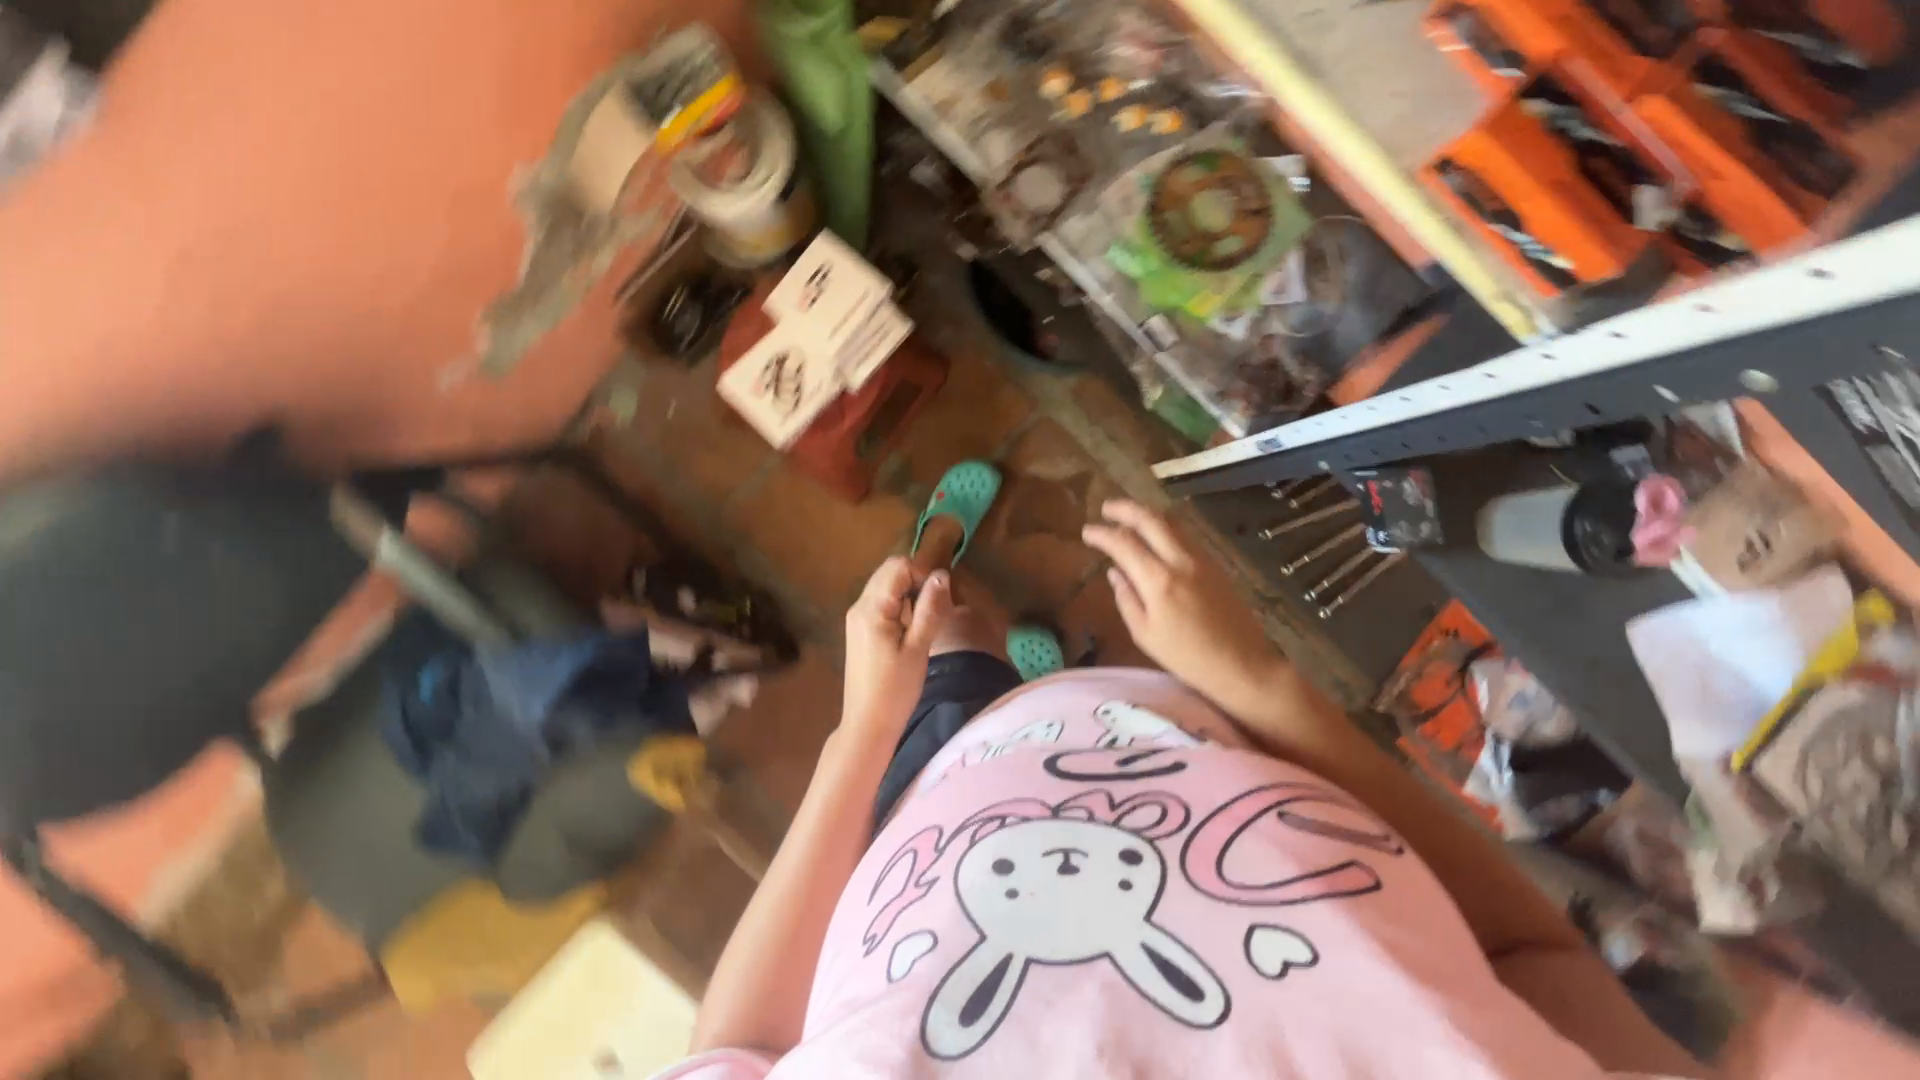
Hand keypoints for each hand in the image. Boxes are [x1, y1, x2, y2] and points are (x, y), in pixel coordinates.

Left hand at [841, 556, 951, 738]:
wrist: (868, 723)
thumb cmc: (895, 689)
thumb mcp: (918, 648)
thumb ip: (929, 608)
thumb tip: (942, 575)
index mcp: (871, 608)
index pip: (898, 566)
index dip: (922, 575)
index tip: (936, 602)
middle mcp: (859, 606)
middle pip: (890, 572)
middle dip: (916, 583)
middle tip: (932, 613)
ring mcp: (857, 618)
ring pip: (886, 587)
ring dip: (908, 596)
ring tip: (922, 626)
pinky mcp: (860, 630)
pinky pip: (881, 604)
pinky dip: (899, 609)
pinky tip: (909, 634)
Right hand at [1083, 500, 1285, 709]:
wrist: (1241, 663)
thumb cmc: (1186, 657)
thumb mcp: (1144, 634)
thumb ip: (1126, 599)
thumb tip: (1115, 572)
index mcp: (1158, 580)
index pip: (1123, 543)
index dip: (1102, 534)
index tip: (1086, 532)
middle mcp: (1180, 561)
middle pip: (1150, 519)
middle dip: (1124, 509)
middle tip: (1105, 508)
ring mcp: (1201, 559)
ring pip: (1171, 522)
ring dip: (1147, 513)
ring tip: (1128, 516)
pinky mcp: (1215, 564)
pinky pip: (1185, 534)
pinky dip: (1166, 526)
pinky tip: (1157, 534)